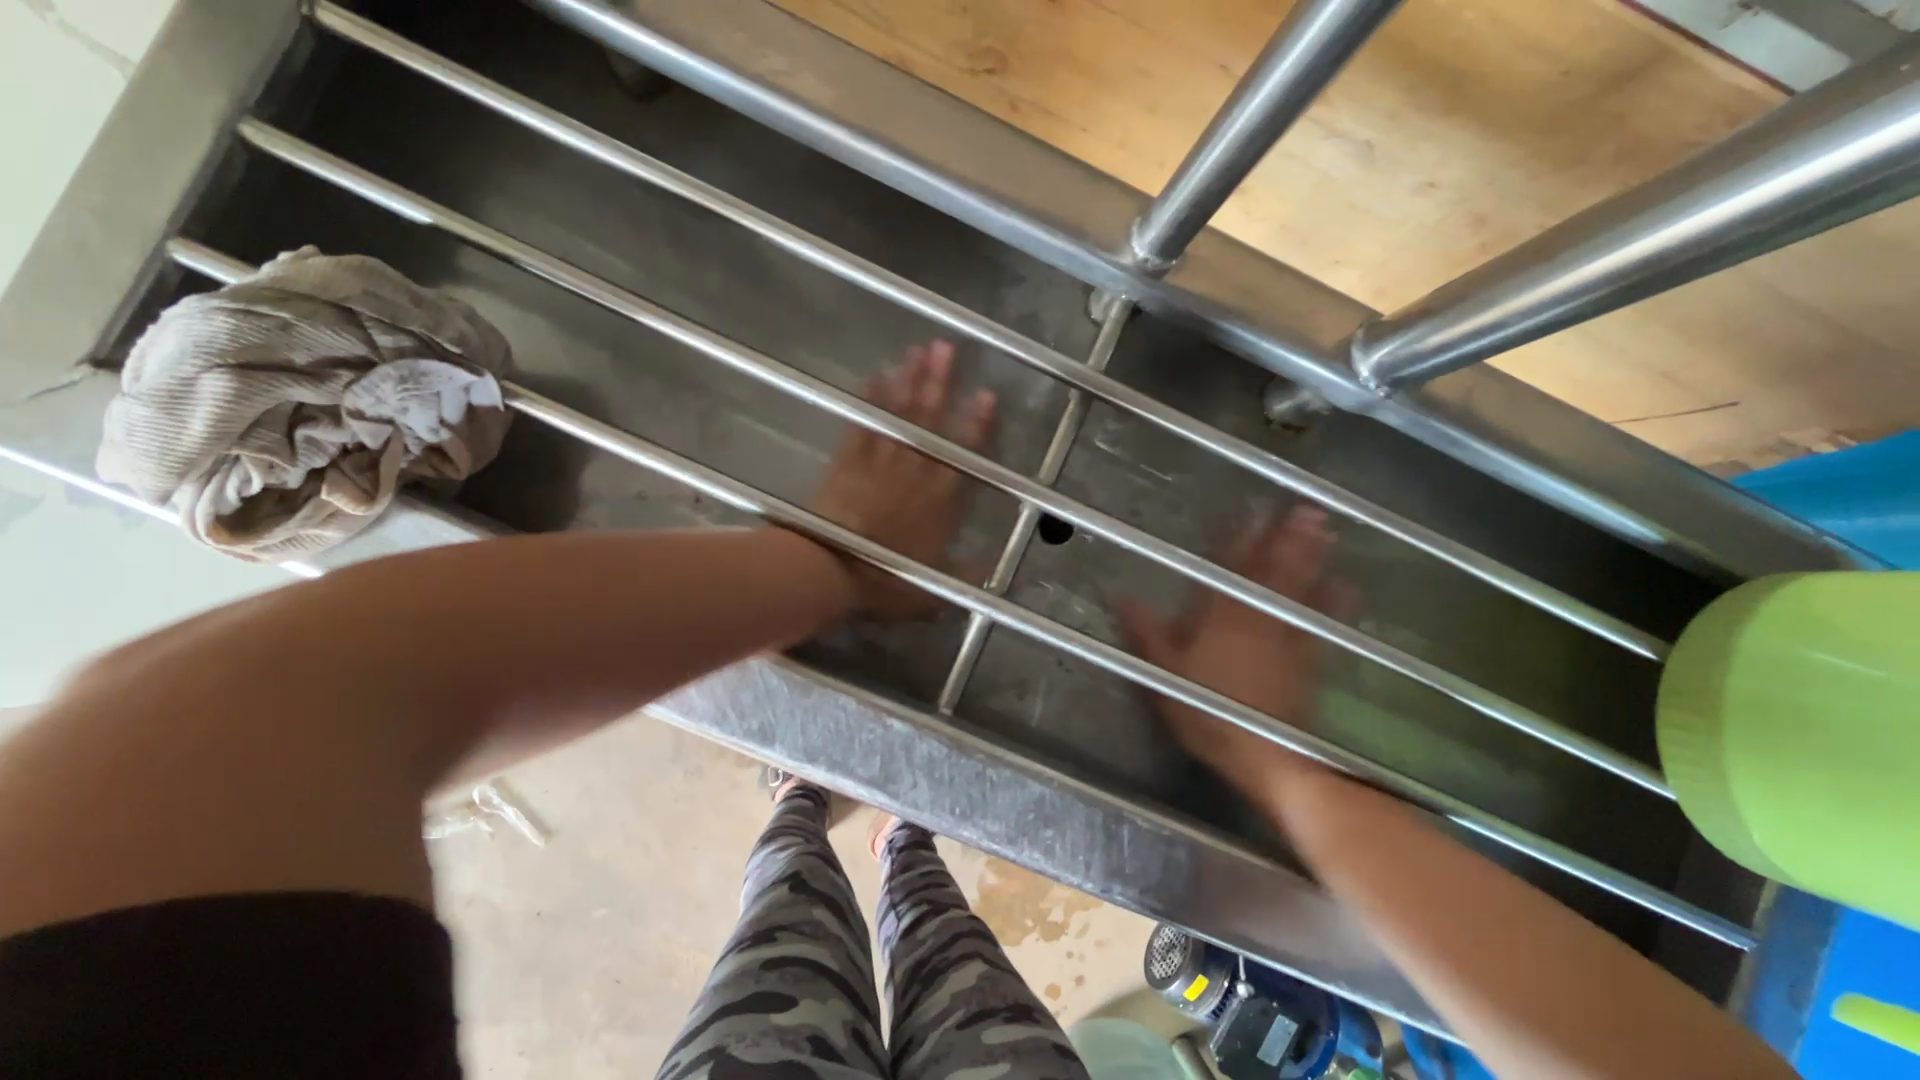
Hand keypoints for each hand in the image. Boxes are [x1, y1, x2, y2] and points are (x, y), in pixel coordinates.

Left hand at [811, 340, 996, 619]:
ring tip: (918, 350)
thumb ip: (966, 574)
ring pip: (899, 416)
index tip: (986, 394)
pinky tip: (876, 375)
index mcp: (939, 502)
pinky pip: (863, 425)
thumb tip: (999, 569)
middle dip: (940, 383)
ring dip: (909, 381)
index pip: (963, 455)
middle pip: (930, 422)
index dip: (976, 424)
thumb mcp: (932, 589)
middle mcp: (913, 474)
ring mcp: (879, 464)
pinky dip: (870, 400)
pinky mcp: (848, 463)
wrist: (830, 573)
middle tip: (947, 348)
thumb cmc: (883, 580)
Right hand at [1117, 506, 1345, 799]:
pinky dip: (1333, 601)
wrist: (1264, 752)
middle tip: (1307, 507)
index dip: (1240, 539)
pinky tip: (1345, 585)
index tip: (1253, 510)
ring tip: (1326, 530)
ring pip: (1299, 587)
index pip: (1228, 570)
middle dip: (1288, 537)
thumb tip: (1121, 597)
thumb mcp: (1166, 674)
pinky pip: (1321, 620)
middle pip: (1273, 570)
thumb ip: (1147, 634)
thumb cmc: (1208, 711)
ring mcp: (1286, 636)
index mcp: (1219, 618)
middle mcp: (1256, 617)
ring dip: (1313, 557)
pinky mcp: (1308, 658)